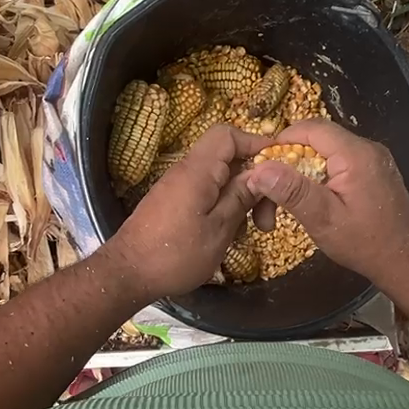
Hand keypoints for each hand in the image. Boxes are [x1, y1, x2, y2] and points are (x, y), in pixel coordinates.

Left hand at [96, 123, 265, 300]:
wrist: (127, 274)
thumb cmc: (175, 255)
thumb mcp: (219, 230)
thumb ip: (241, 197)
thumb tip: (263, 172)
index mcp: (197, 171)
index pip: (229, 135)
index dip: (257, 145)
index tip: (280, 170)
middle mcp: (186, 171)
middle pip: (228, 157)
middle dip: (254, 181)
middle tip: (267, 218)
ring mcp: (177, 187)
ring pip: (220, 179)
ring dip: (241, 198)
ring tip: (252, 230)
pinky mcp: (173, 203)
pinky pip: (206, 194)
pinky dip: (224, 208)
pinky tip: (231, 234)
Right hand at [243, 119, 408, 288]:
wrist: (406, 261)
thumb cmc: (365, 243)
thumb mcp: (322, 218)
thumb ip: (292, 191)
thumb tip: (260, 169)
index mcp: (355, 154)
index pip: (312, 128)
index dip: (282, 140)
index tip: (263, 164)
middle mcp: (368, 149)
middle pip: (320, 138)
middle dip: (291, 159)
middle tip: (272, 186)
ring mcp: (374, 160)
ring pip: (329, 152)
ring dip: (305, 170)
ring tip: (289, 197)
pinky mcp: (375, 173)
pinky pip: (341, 163)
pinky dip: (322, 176)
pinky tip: (313, 199)